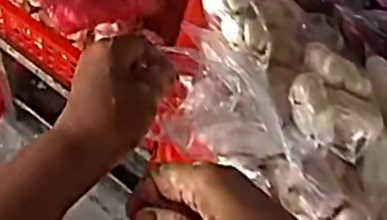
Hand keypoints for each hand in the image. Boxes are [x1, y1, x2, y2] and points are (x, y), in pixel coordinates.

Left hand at [57, 35, 174, 169]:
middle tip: (162, 89)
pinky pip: (107, 76)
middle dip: (146, 69)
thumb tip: (165, 68)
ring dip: (134, 79)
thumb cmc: (115, 120)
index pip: (142, 42)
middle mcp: (96, 49)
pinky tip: (129, 105)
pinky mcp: (81, 83)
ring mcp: (86, 65)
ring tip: (148, 100)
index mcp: (111, 46)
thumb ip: (159, 78)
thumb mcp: (147, 99)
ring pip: (118, 66)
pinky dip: (120, 86)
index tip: (172, 77)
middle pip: (128, 52)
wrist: (80, 147)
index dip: (160, 58)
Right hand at [129, 163, 291, 219]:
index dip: (140, 194)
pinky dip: (202, 215)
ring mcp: (240, 191)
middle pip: (176, 183)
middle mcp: (221, 174)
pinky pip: (217, 206)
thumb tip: (141, 213)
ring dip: (181, 213)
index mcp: (204, 173)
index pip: (156, 171)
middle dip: (160, 205)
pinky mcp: (255, 209)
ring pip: (197, 197)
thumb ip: (167, 219)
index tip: (131, 215)